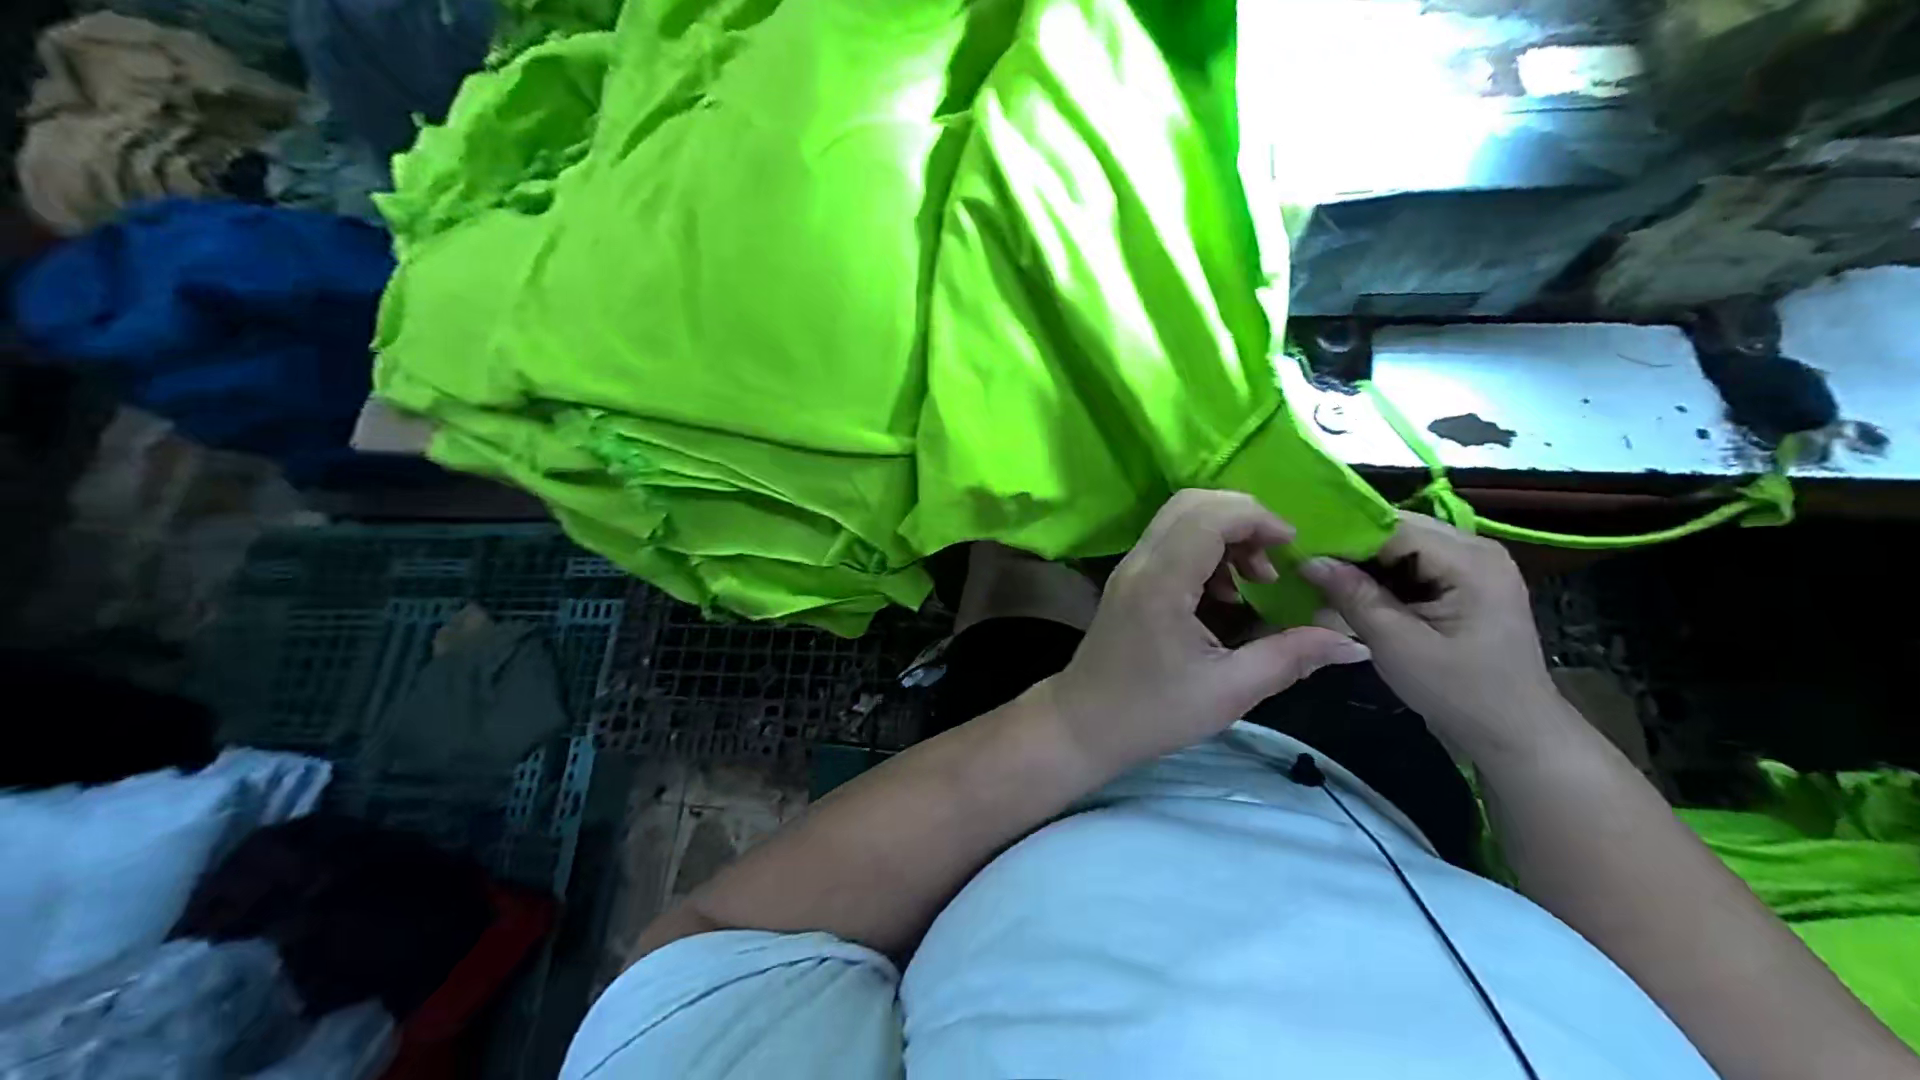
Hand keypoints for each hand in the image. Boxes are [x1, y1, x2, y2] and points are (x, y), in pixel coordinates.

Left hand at [1039, 490, 1371, 772]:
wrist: (1082, 725)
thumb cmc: (1152, 713)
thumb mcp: (1229, 691)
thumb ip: (1290, 657)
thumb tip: (1352, 642)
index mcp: (1161, 583)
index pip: (1209, 517)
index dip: (1257, 519)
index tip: (1292, 549)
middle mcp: (1140, 562)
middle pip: (1192, 503)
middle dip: (1243, 518)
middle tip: (1275, 559)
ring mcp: (1129, 568)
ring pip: (1179, 518)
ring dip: (1224, 533)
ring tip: (1253, 581)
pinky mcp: (1128, 580)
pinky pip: (1169, 540)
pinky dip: (1204, 548)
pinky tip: (1223, 593)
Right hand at [1299, 512, 1570, 756]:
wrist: (1514, 735)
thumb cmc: (1460, 692)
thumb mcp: (1397, 645)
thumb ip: (1353, 596)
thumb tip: (1309, 560)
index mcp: (1470, 560)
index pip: (1392, 527)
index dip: (1343, 537)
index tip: (1300, 552)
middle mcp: (1475, 550)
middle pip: (1397, 531)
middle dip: (1350, 548)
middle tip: (1305, 565)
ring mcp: (1472, 566)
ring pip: (1400, 547)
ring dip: (1362, 563)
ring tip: (1321, 577)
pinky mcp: (1463, 584)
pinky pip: (1411, 565)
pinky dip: (1379, 576)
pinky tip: (1351, 592)